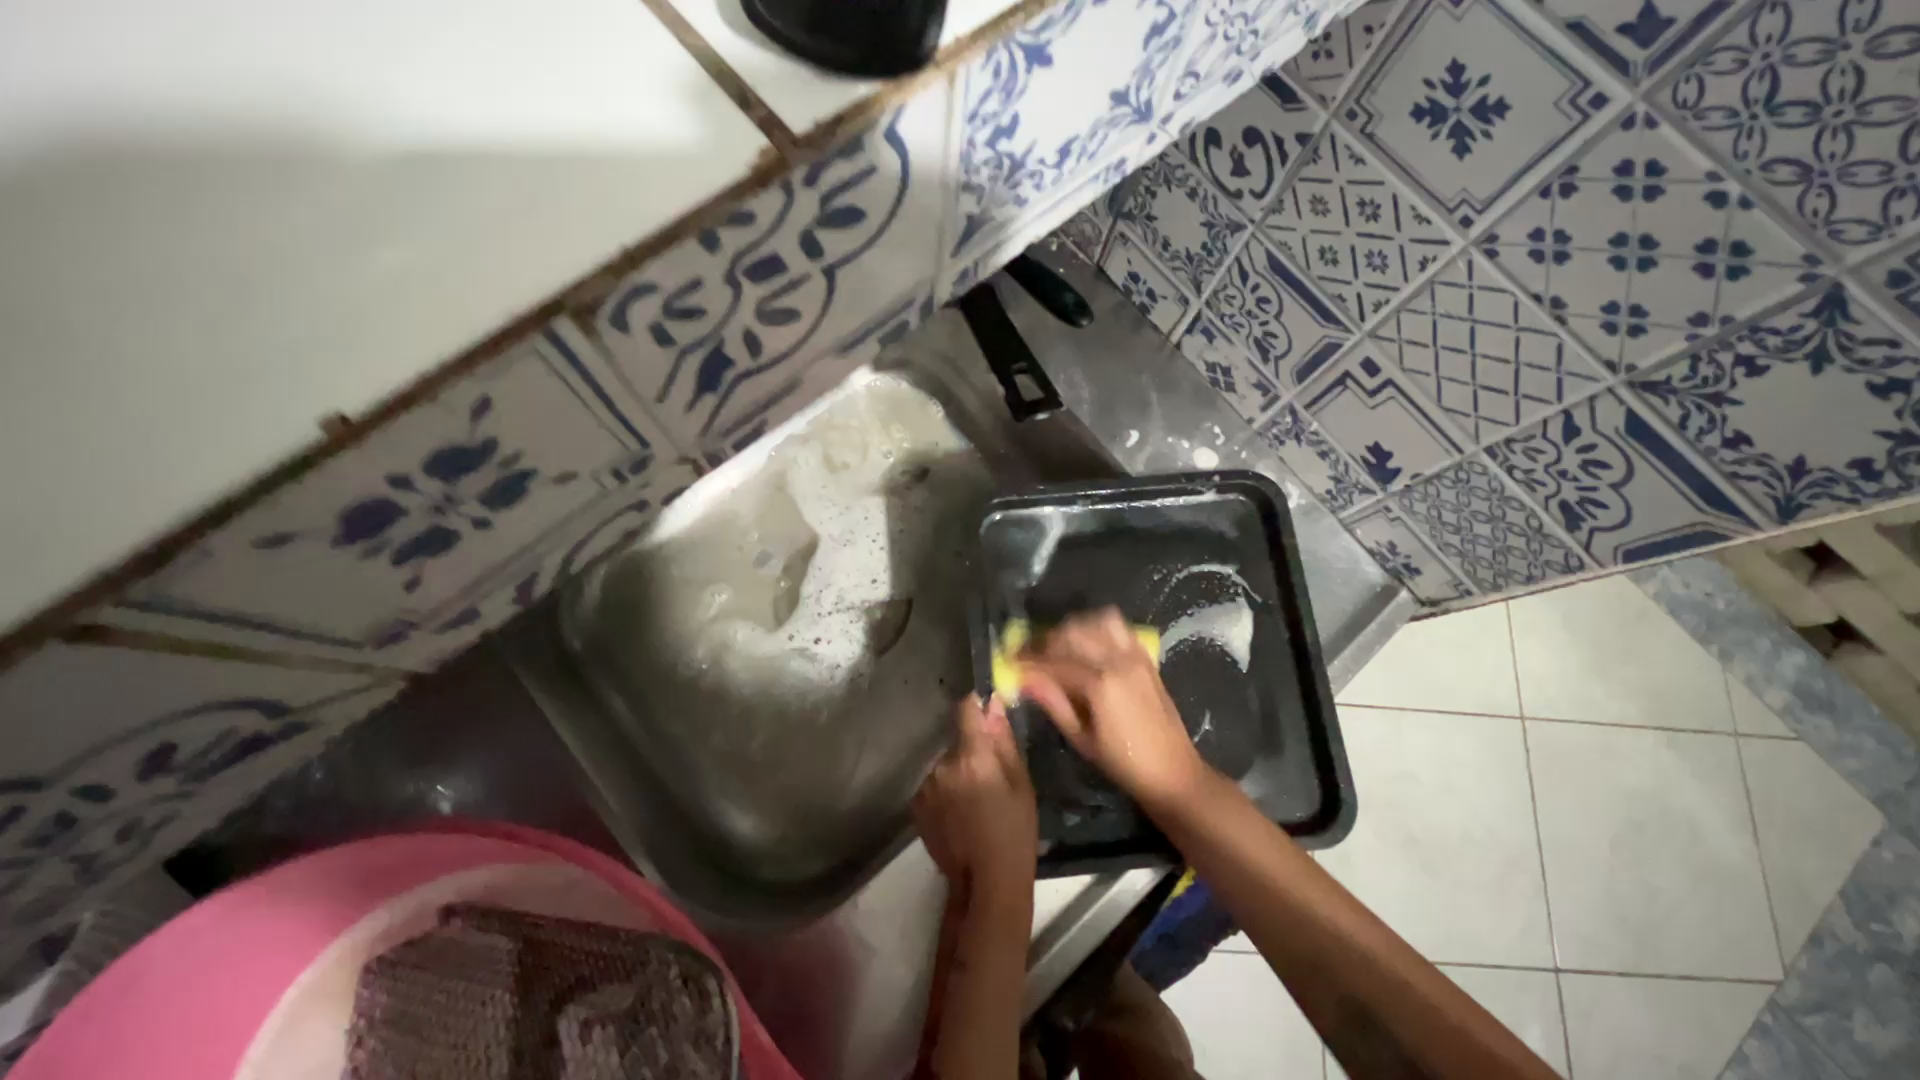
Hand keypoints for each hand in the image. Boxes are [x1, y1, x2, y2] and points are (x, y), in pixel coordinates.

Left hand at [912, 694, 1037, 898]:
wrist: (984, 882)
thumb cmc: (1014, 833)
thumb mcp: (1021, 784)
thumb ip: (1003, 741)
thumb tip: (992, 703)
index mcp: (972, 757)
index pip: (965, 709)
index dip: (977, 708)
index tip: (988, 718)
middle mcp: (942, 765)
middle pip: (957, 741)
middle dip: (972, 751)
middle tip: (992, 779)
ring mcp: (925, 786)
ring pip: (945, 764)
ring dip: (958, 773)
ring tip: (976, 803)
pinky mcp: (916, 805)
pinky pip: (935, 784)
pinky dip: (945, 791)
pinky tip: (960, 815)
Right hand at [1018, 608, 1209, 809]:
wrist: (1173, 772)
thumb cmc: (1123, 763)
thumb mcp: (1081, 738)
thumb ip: (1053, 703)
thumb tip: (1023, 679)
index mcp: (1100, 684)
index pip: (1054, 661)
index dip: (1028, 660)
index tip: (1010, 661)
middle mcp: (1119, 661)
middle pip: (1073, 633)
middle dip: (1046, 641)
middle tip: (1030, 654)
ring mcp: (1136, 656)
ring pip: (1097, 622)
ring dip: (1073, 629)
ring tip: (1059, 647)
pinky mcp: (1146, 658)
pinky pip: (1120, 629)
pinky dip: (1099, 629)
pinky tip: (1087, 645)